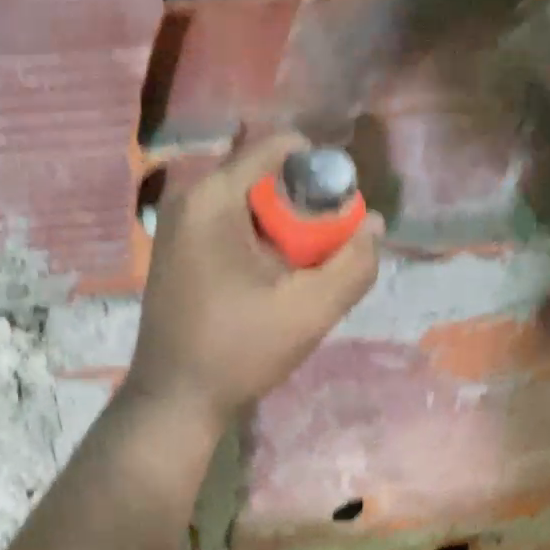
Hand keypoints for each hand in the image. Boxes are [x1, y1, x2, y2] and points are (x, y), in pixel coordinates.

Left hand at [126, 134, 383, 425]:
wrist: (174, 401)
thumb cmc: (237, 352)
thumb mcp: (309, 311)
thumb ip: (353, 263)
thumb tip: (374, 224)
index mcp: (212, 197)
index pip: (281, 148)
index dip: (322, 177)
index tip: (337, 223)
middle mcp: (188, 200)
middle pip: (266, 180)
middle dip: (302, 214)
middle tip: (317, 262)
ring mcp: (176, 228)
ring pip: (250, 210)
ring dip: (281, 238)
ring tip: (293, 283)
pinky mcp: (176, 255)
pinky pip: (230, 232)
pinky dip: (256, 251)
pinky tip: (265, 292)